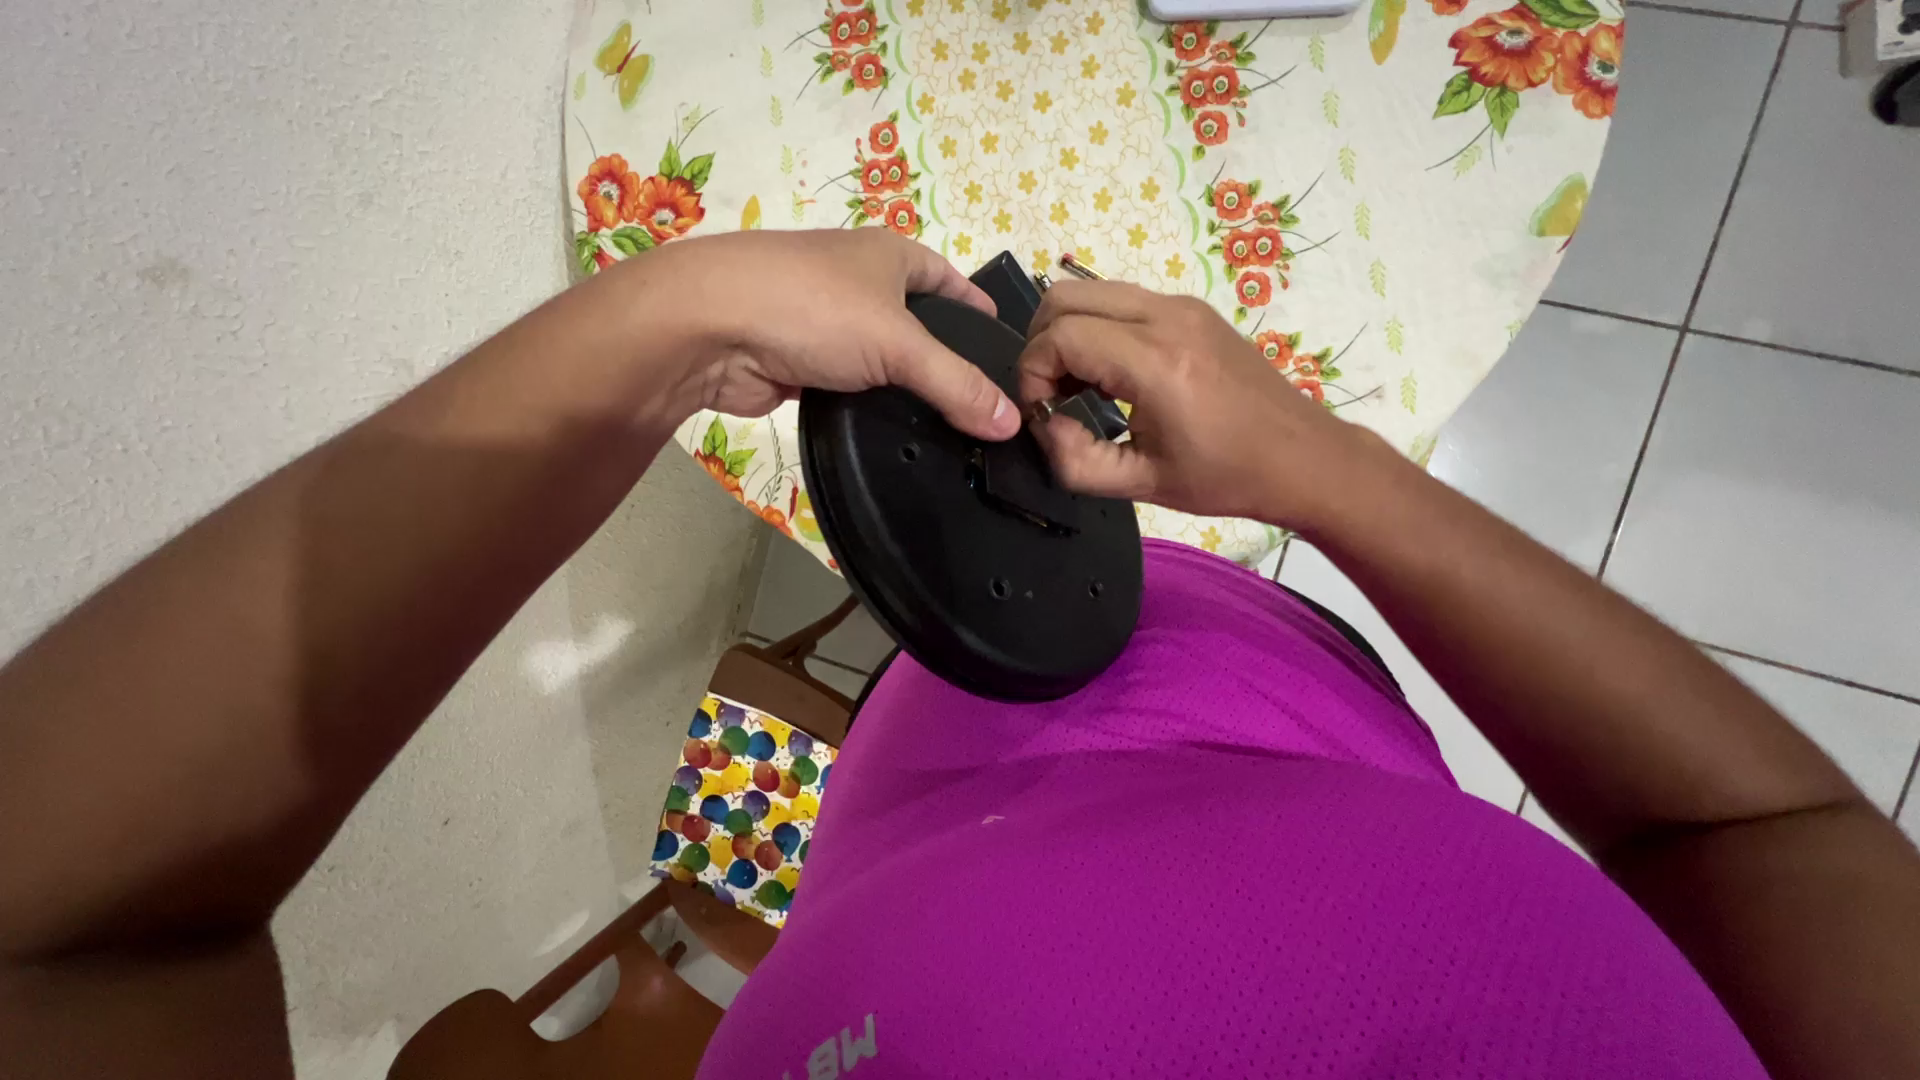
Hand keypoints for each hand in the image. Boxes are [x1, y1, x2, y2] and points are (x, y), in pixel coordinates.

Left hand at [637, 229, 1019, 439]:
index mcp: (891, 256)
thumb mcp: (898, 343)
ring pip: (886, 366)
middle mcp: (862, 286)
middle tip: (990, 414)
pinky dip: (874, 412)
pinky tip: (900, 440)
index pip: (953, 284)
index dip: (981, 316)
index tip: (1010, 358)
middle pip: (922, 330)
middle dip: (950, 366)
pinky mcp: (806, 367)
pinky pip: (855, 392)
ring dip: (910, 394)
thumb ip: (957, 384)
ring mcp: (831, 328)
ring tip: (954, 436)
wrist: (708, 328)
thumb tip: (1013, 422)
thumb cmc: (814, 308)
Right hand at [1019, 281, 1392, 527]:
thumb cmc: (1224, 477)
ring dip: (1067, 334)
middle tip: (1051, 394)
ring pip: (1090, 290)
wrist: (1302, 457)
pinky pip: (1119, 300)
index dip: (1032, 373)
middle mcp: (1167, 317)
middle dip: (1040, 345)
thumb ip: (1076, 462)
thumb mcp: (1141, 484)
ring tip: (1078, 387)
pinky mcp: (1191, 308)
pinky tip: (1110, 376)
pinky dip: (1095, 329)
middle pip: (1065, 297)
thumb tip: (1044, 425)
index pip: (1061, 336)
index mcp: (1157, 362)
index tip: (1042, 413)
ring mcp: (1181, 305)